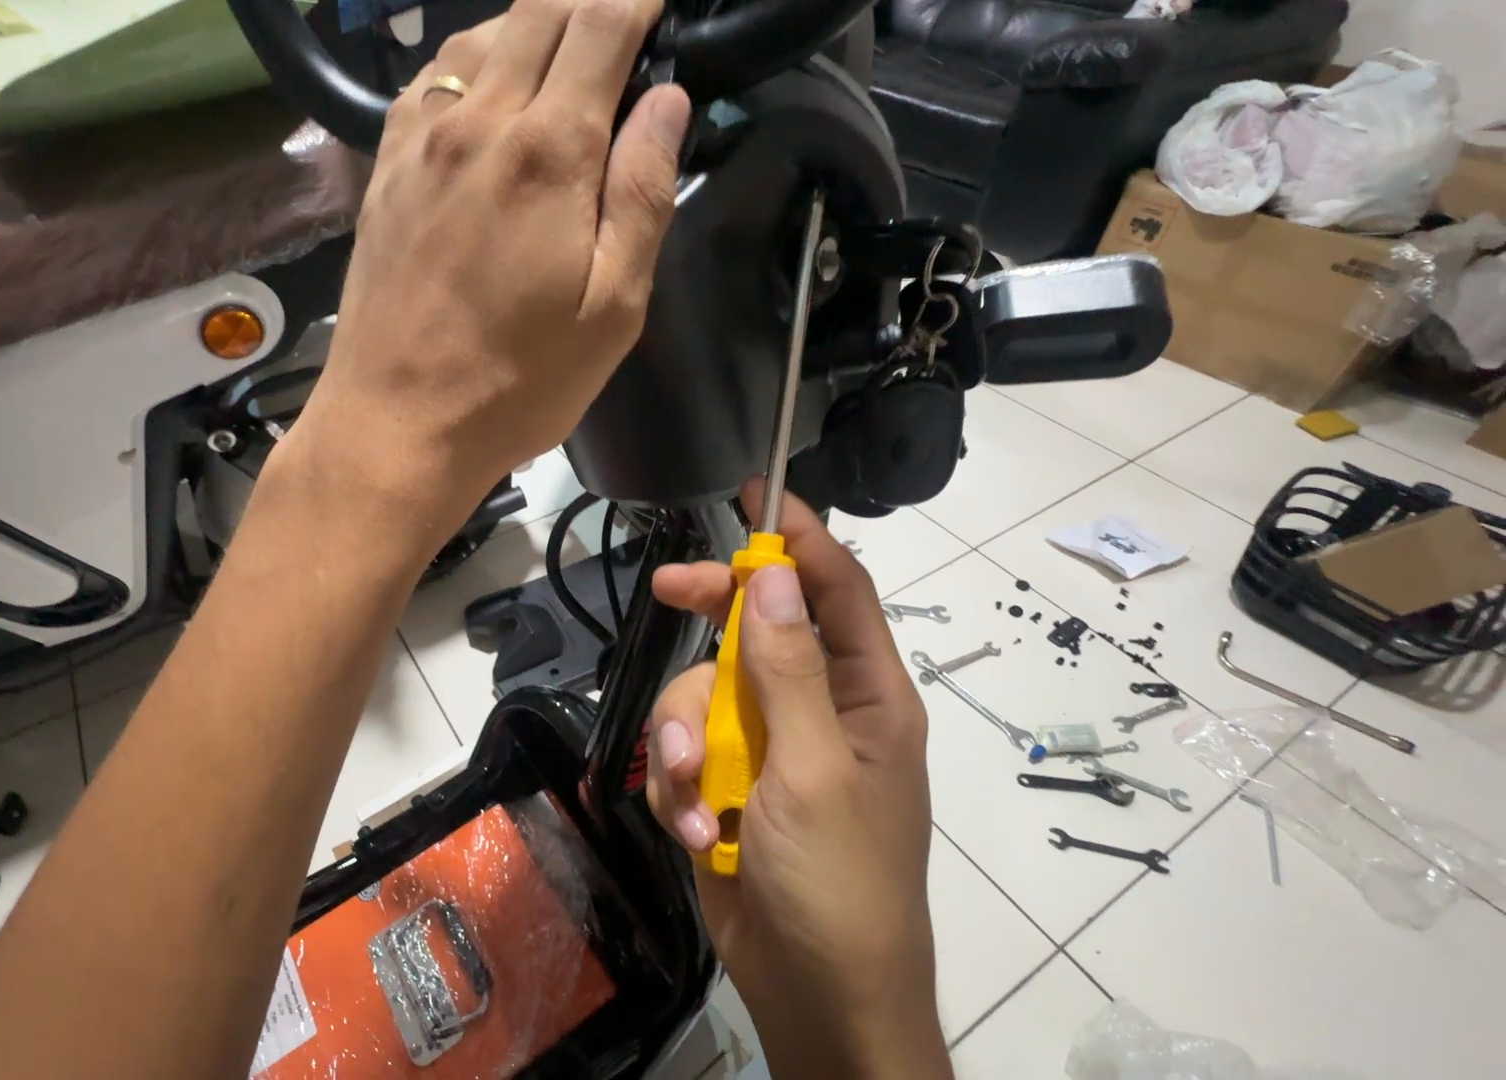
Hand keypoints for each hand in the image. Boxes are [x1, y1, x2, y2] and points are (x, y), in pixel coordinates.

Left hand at [298, 0, 692, 502]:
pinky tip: (484, 87)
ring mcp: (420, 143)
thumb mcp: (613, 308)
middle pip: (539, 12)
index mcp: (549, 152)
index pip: (602, 27)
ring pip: (479, 36)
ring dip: (529, 24)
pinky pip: (427, 81)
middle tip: (622, 28)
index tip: (661, 6)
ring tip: (563, 51)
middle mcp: (479, 124)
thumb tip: (668, 100)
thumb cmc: (519, 381)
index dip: (639, 1)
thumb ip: (643, 194)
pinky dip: (468, 62)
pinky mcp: (385, 172)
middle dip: (591, 4)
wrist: (398, 421)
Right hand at [646, 485, 949, 1076]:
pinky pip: (683, 753)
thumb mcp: (818, 773)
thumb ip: (790, 673)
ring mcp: (766, 746)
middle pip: (754, 628)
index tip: (756, 490)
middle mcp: (814, 708)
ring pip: (700, 696)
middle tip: (664, 590)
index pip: (836, 592)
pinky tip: (700, 833)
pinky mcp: (725, 784)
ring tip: (697, 799)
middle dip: (710, 618)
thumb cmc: (842, 882)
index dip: (800, 537)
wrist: (815, 994)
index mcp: (864, 694)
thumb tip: (777, 578)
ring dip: (684, 745)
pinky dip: (679, 789)